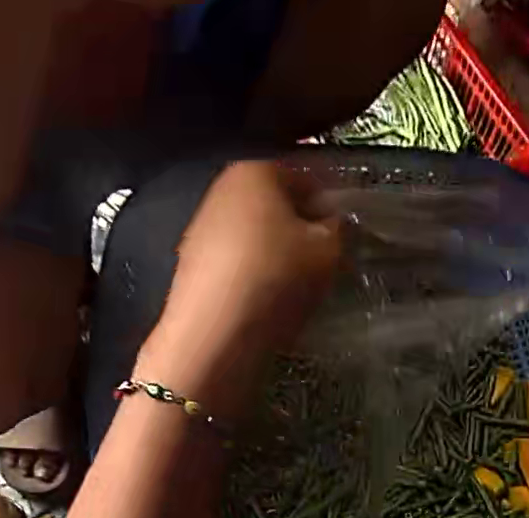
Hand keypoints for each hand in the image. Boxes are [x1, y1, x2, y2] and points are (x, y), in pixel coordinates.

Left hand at [136, 161, 341, 414]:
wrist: (212, 336)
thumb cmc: (276, 279)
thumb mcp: (327, 252)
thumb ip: (335, 230)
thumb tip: (329, 226)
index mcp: (255, 170)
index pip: (304, 180)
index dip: (327, 209)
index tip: (341, 239)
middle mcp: (219, 192)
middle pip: (272, 210)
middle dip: (296, 234)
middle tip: (319, 267)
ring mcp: (197, 233)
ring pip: (250, 241)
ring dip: (271, 260)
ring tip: (290, 293)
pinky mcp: (187, 272)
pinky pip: (231, 270)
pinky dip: (248, 282)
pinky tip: (260, 308)